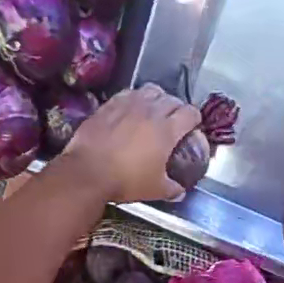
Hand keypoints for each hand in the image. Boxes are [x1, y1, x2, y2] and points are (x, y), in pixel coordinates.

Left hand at [59, 84, 201, 202]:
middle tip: (174, 120)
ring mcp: (128, 105)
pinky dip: (135, 98)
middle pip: (172, 99)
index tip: (192, 126)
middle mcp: (151, 111)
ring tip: (154, 109)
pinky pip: (128, 93)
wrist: (88, 172)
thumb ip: (172, 189)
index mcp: (167, 130)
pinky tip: (131, 108)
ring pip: (151, 90)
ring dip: (157, 98)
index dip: (194, 119)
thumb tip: (181, 192)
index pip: (190, 113)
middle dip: (177, 108)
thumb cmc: (126, 181)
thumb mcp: (155, 189)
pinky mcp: (109, 105)